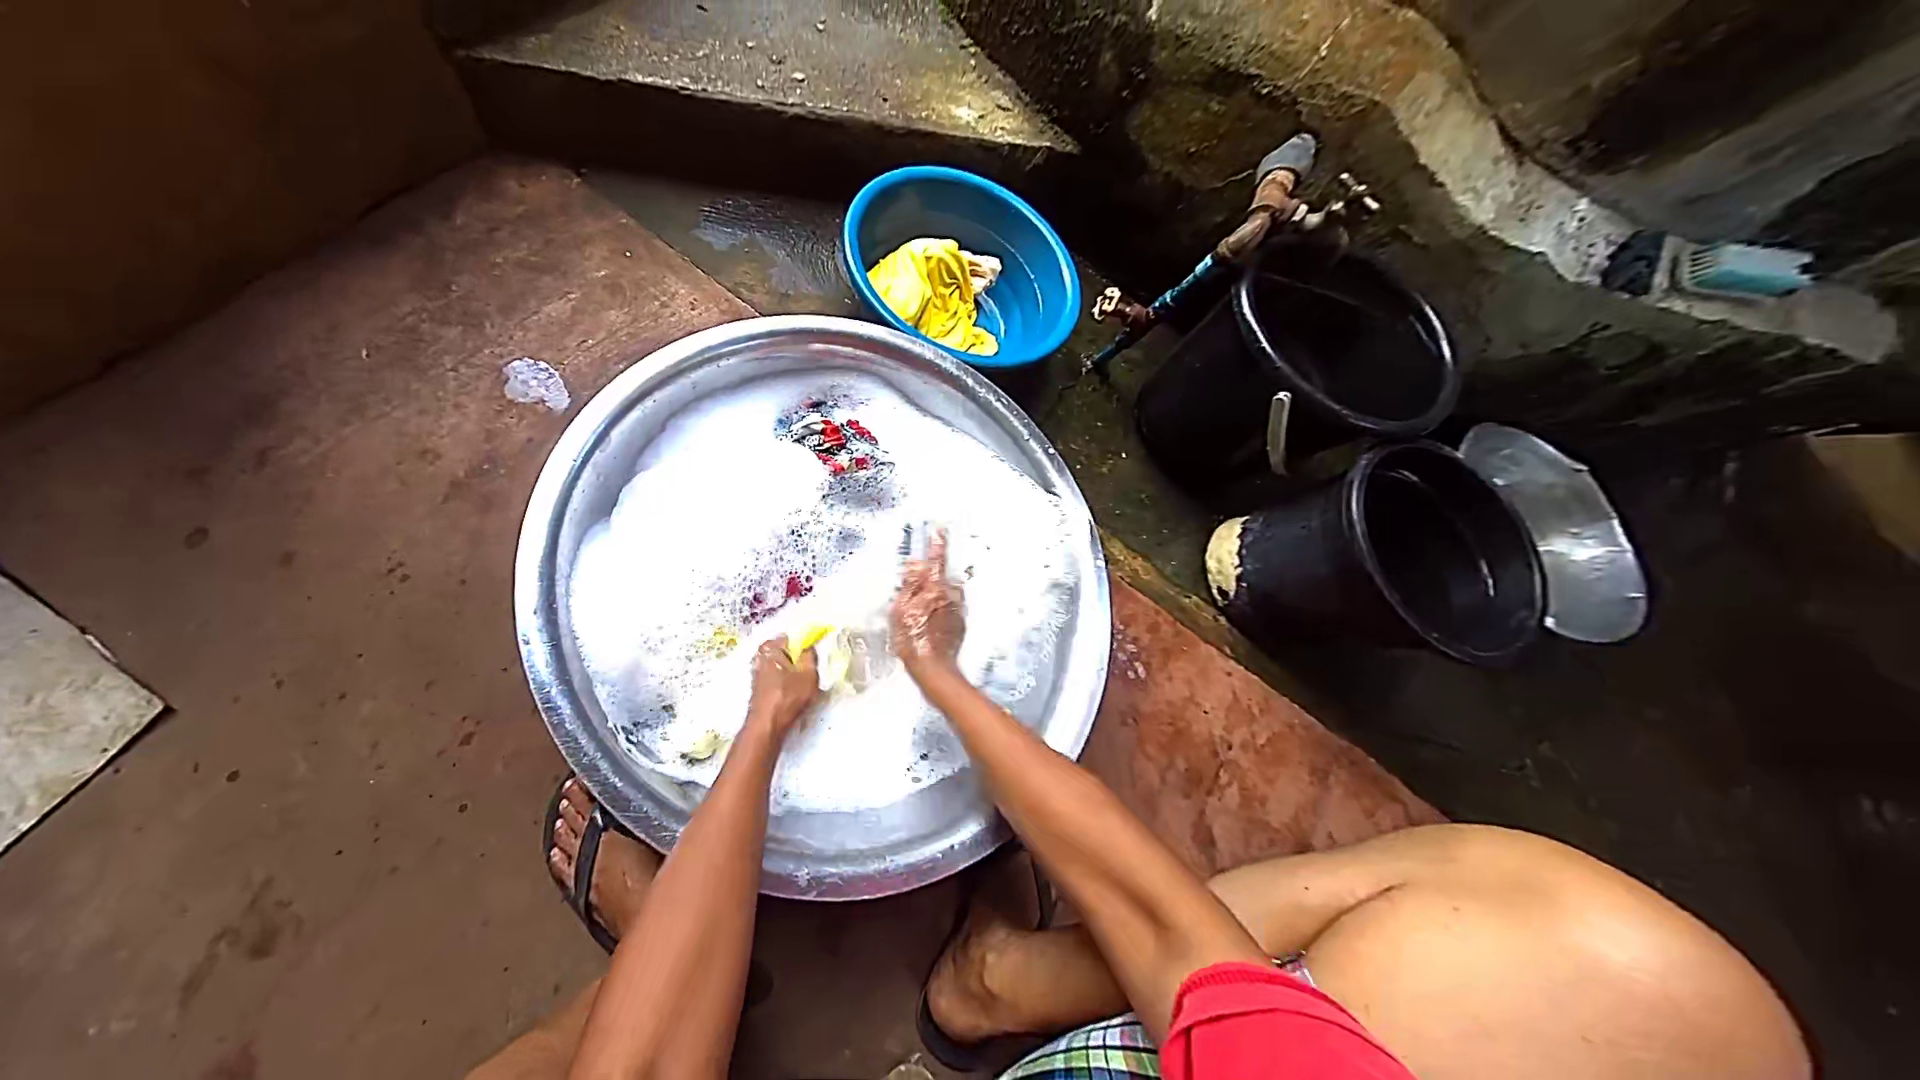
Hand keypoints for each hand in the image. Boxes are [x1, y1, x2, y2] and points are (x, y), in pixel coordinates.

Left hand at [748, 637, 818, 741]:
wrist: (767, 725)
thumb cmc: (788, 697)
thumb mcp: (809, 674)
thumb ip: (810, 655)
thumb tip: (809, 645)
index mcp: (771, 647)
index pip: (792, 637)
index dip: (805, 645)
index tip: (814, 656)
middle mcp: (760, 656)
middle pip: (784, 651)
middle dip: (797, 658)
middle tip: (809, 671)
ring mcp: (756, 671)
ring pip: (779, 665)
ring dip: (790, 671)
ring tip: (802, 684)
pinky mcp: (757, 686)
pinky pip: (775, 676)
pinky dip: (783, 680)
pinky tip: (791, 692)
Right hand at [891, 529, 965, 682]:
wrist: (933, 667)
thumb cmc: (912, 640)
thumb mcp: (901, 609)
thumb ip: (910, 583)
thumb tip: (915, 564)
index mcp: (936, 588)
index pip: (937, 559)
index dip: (937, 544)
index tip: (939, 530)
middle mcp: (951, 595)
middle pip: (941, 577)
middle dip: (929, 577)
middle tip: (912, 589)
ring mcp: (958, 610)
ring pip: (946, 592)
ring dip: (934, 593)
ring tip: (917, 609)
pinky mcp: (960, 623)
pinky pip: (948, 607)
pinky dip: (939, 608)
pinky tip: (926, 621)